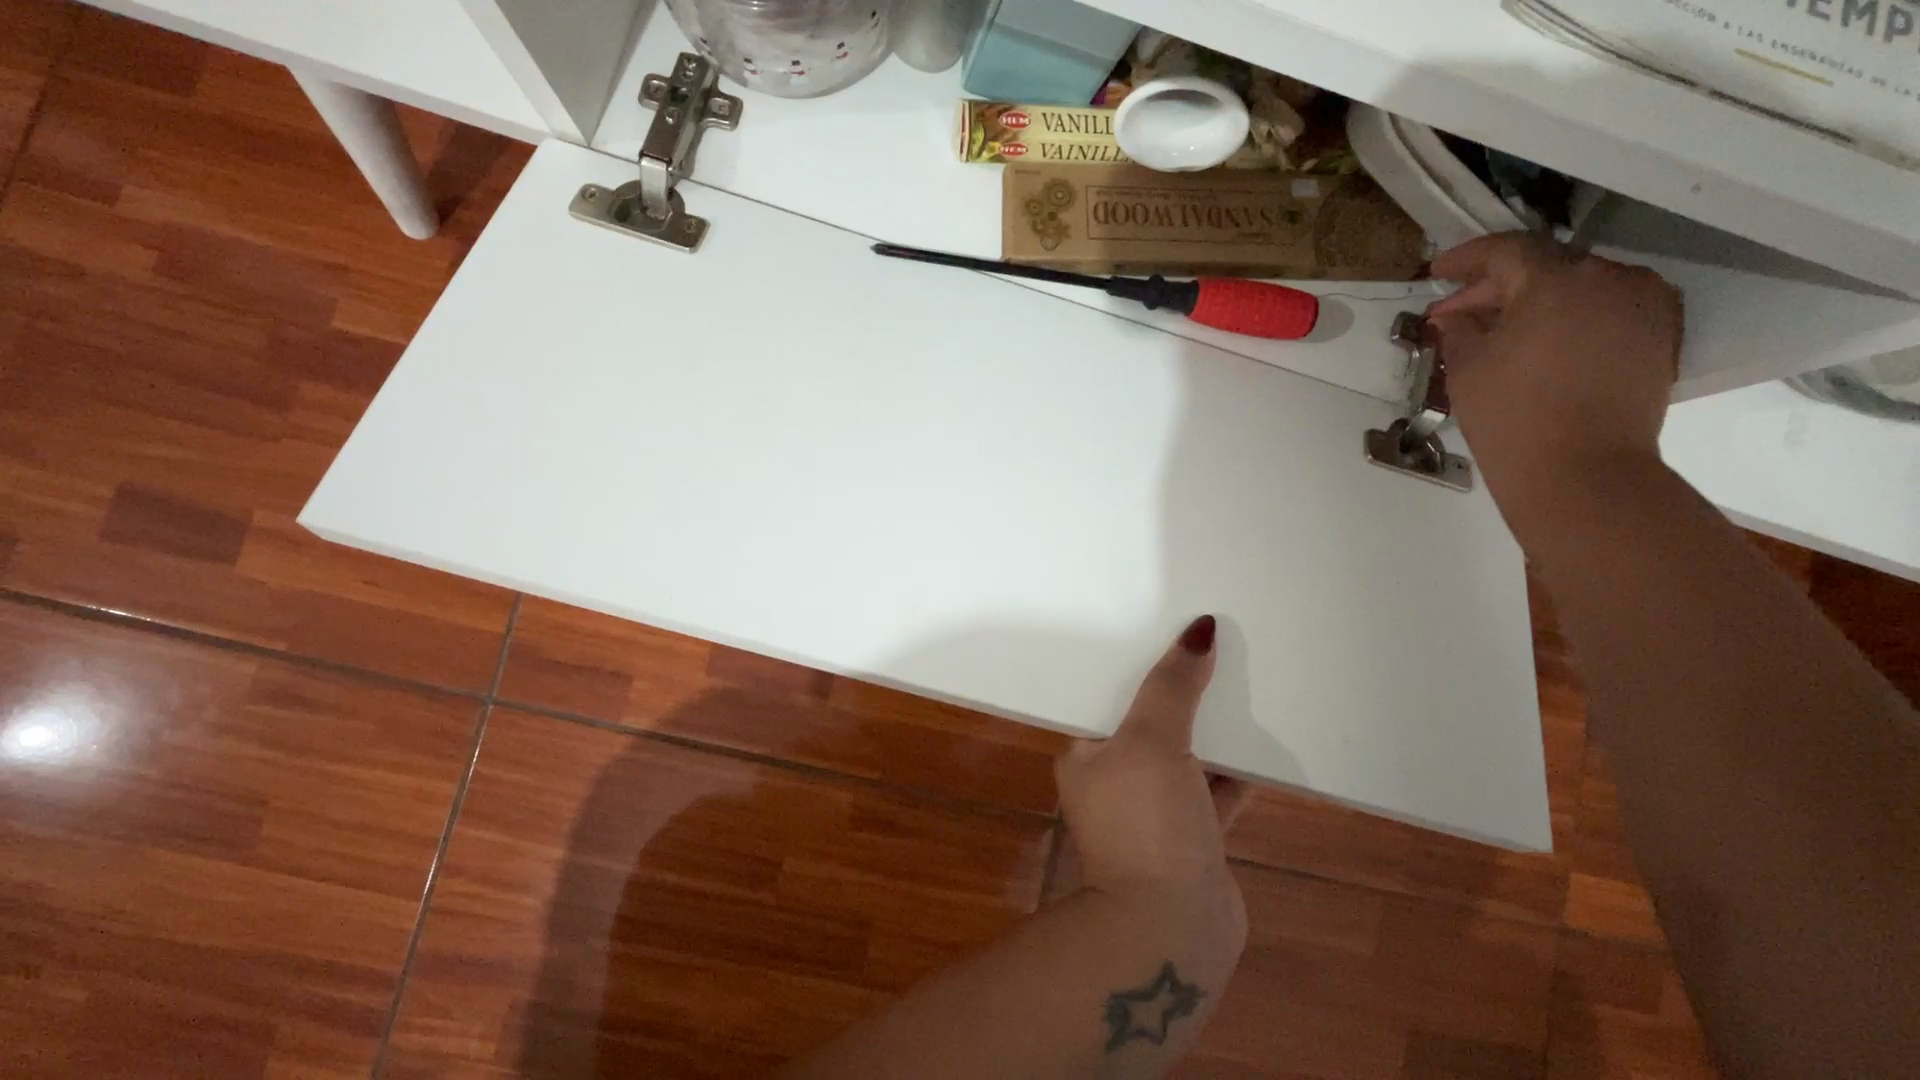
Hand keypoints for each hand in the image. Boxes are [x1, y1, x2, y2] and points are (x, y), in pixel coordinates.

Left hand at [1053, 616, 1247, 922]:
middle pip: (1150, 722)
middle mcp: (1114, 780)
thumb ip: (1172, 686)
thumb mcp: (1152, 741)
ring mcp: (1155, 811)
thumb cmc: (1146, 823)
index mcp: (1085, 754)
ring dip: (1212, 727)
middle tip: (1213, 643)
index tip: (1163, 626)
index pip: (1105, 695)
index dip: (1133, 663)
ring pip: (1186, 755)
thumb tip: (1197, 630)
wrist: (1172, 927)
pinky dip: (1239, 769)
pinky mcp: (1193, 836)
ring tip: (1244, 675)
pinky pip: (1217, 788)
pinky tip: (1269, 739)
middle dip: (1179, 690)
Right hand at [1425, 233, 1682, 520]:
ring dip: (1540, 300)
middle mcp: (1609, 281)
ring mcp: (1644, 307)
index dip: (1467, 258)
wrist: (1583, 474)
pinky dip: (1577, 316)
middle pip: (1546, 267)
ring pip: (1583, 286)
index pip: (1506, 251)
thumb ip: (1458, 330)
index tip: (1439, 272)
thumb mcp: (1467, 370)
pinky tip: (1549, 342)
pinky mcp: (1660, 337)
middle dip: (1499, 287)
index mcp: (1556, 282)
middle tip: (1461, 315)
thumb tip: (1455, 316)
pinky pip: (1612, 309)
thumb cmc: (1512, 420)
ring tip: (1506, 330)